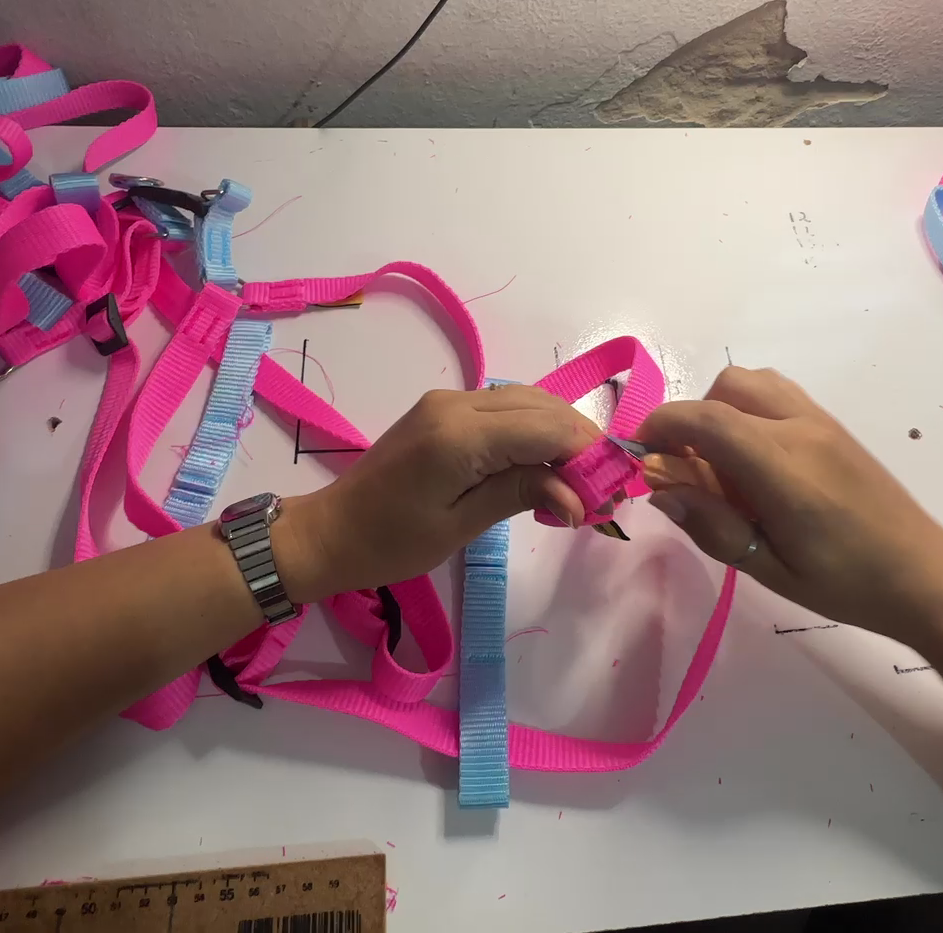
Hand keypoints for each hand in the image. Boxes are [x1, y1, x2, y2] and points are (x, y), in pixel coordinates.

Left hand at [282, 385, 600, 600]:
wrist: (332, 530)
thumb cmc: (390, 542)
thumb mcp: (460, 525)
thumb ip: (521, 493)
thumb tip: (579, 496)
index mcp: (459, 433)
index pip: (546, 427)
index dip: (587, 455)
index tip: (610, 495)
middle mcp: (456, 402)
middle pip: (542, 406)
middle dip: (579, 444)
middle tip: (601, 491)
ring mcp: (448, 400)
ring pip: (527, 401)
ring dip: (559, 435)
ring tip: (577, 482)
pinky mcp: (444, 409)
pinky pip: (504, 408)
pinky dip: (532, 431)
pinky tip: (542, 465)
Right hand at [638, 366, 942, 642]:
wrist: (925, 574)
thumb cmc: (846, 584)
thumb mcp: (769, 569)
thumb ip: (712, 526)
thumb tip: (661, 491)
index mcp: (785, 470)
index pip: (709, 420)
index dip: (663, 426)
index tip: (641, 452)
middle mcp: (802, 430)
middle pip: (726, 387)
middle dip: (689, 417)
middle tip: (685, 466)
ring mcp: (821, 420)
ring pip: (751, 381)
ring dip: (719, 408)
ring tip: (720, 458)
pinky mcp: (832, 423)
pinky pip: (775, 392)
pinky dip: (747, 407)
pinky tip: (753, 455)